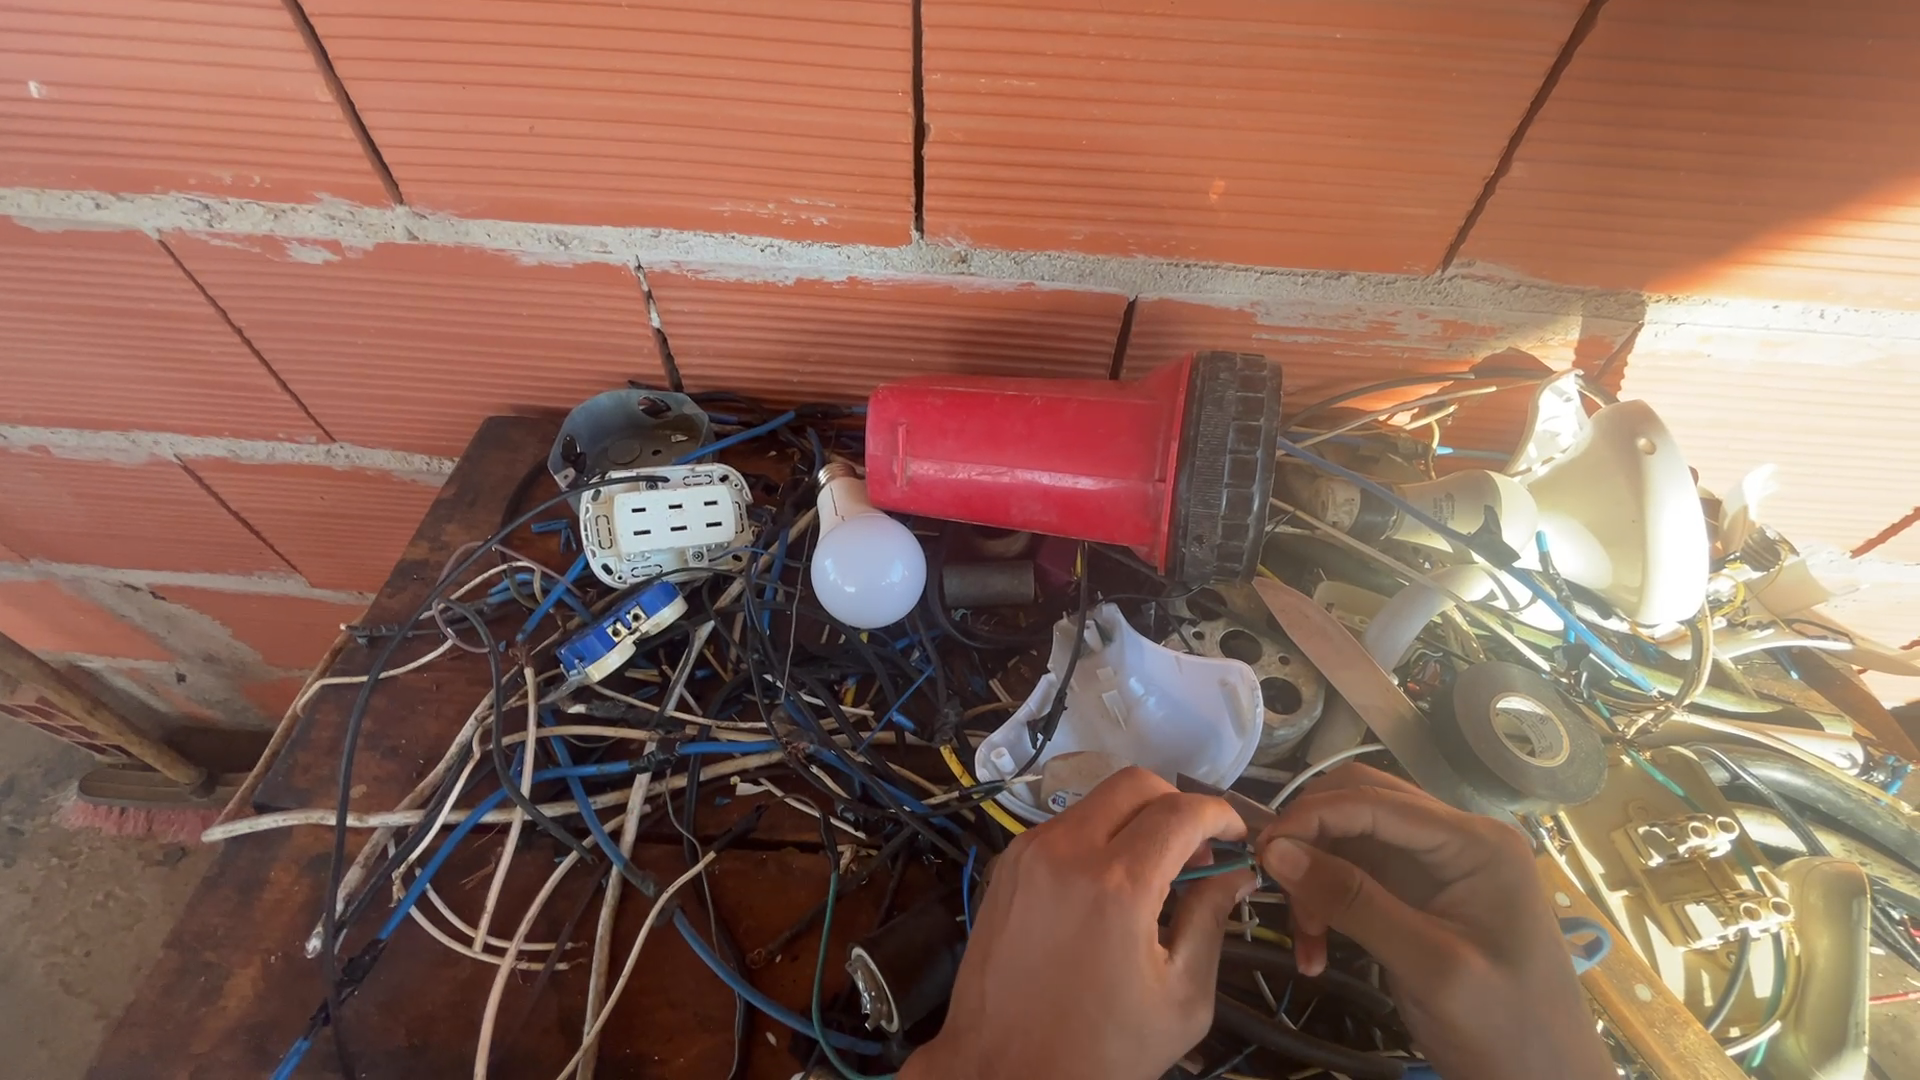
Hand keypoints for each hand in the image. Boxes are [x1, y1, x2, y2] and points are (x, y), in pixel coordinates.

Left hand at [903, 767, 1253, 1079]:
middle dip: (1176, 803)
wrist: (1000, 1070)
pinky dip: (1098, 835)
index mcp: (1116, 883)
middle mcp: (1068, 847)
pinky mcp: (1008, 860)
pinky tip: (1110, 882)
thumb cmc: (1101, 1050)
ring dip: (1135, 818)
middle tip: (1197, 848)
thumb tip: (1235, 872)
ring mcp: (1029, 848)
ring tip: (1156, 869)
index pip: (1179, 812)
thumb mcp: (1179, 997)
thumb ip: (1209, 919)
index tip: (1235, 836)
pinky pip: (1065, 825)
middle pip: (1134, 784)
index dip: (1218, 815)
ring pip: (1097, 800)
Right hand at [1256, 765, 1612, 1079]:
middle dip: (1309, 839)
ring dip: (1312, 876)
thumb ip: (1352, 902)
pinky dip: (1324, 901)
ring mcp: (1434, 862)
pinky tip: (1316, 948)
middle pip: (1355, 801)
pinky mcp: (1414, 889)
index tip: (1261, 852)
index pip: (1371, 799)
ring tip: (1305, 937)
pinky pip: (1350, 871)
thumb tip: (1274, 850)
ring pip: (1345, 836)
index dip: (1309, 816)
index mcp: (1475, 841)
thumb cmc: (1508, 1033)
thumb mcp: (1429, 968)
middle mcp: (1454, 836)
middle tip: (1273, 880)